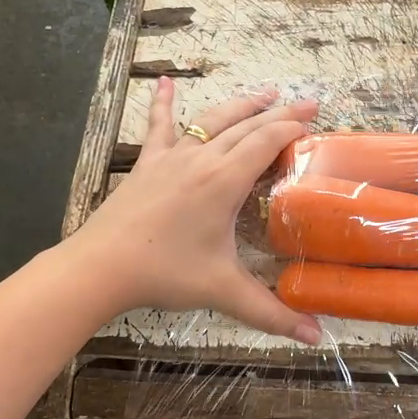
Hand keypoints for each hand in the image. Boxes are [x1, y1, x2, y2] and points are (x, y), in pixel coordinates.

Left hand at [67, 78, 322, 343]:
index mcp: (224, 180)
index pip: (266, 141)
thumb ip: (271, 312)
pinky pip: (159, 126)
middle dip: (280, 112)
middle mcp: (202, 158)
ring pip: (212, 119)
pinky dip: (164, 102)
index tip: (315, 122)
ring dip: (241, 104)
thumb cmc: (164, 273)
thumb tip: (315, 337)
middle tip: (308, 103)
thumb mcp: (223, 291)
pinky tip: (164, 81)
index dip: (293, 128)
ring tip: (264, 93)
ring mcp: (172, 156)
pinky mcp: (147, 163)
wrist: (101, 265)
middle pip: (247, 125)